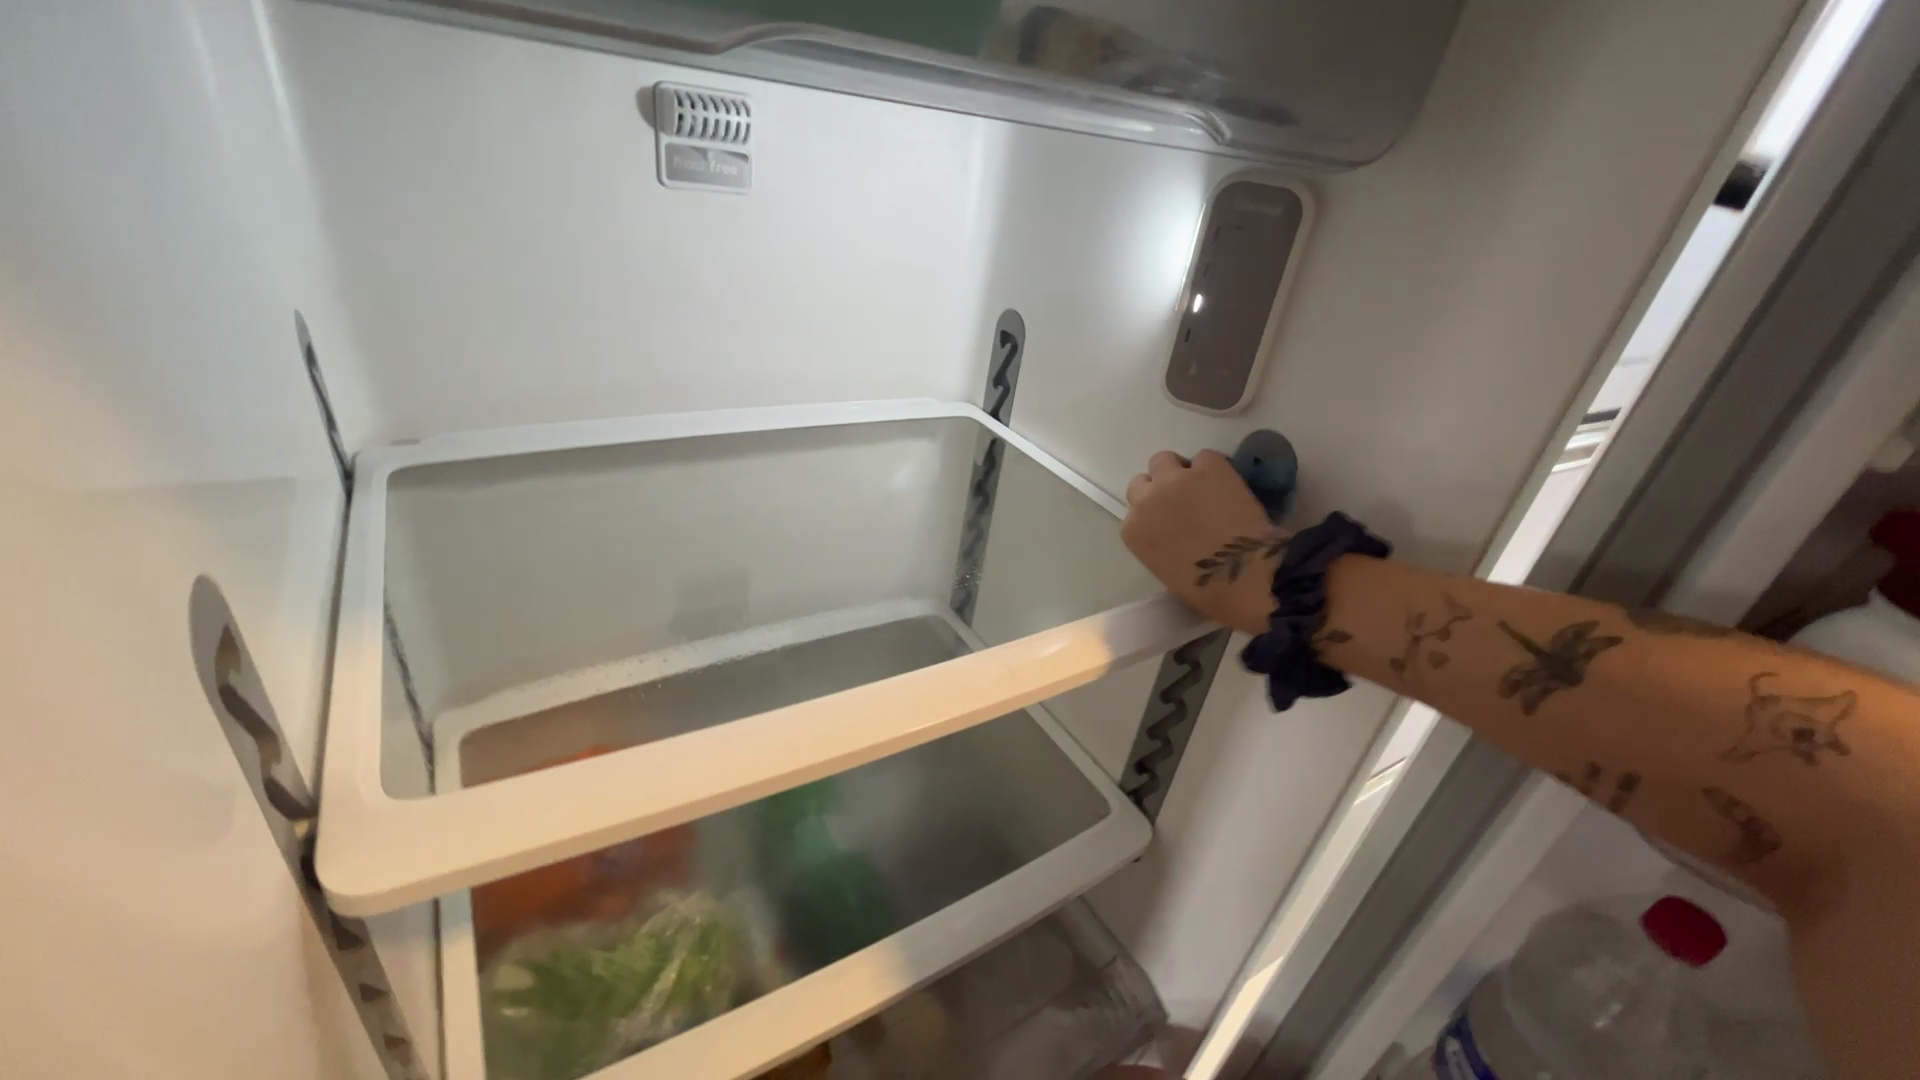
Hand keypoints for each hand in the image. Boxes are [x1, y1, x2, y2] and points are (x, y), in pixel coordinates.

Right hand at [1122, 449, 1285, 633]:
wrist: (1245, 575)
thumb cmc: (1206, 589)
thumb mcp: (1165, 568)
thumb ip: (1158, 542)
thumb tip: (1174, 530)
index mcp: (1133, 531)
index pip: (1135, 510)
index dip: (1154, 512)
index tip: (1171, 520)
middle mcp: (1146, 500)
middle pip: (1143, 480)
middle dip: (1160, 487)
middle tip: (1185, 500)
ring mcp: (1175, 479)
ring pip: (1165, 459)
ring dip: (1180, 471)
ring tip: (1203, 486)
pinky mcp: (1208, 467)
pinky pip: (1205, 457)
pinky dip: (1214, 468)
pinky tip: (1228, 485)